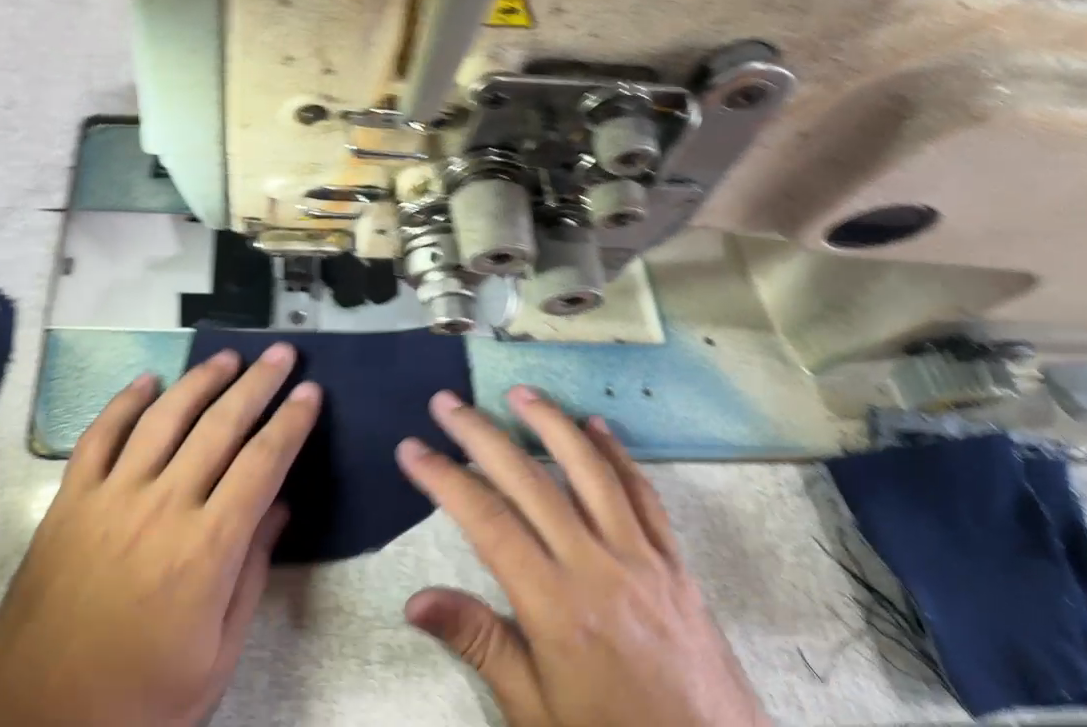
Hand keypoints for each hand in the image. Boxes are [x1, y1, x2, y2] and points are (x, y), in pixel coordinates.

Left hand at [0, 343, 320, 726]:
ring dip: (200, 381)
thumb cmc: (141, 696)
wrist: (37, 714)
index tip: (311, 391)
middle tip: (282, 354)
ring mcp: (110, 496)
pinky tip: (147, 380)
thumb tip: (278, 508)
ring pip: (164, 418)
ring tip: (228, 357)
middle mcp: (162, 505)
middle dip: (257, 384)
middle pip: (220, 427)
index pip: (262, 463)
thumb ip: (250, 575)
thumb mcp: (217, 656)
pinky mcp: (69, 500)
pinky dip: (124, 401)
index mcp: (206, 548)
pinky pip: (99, 435)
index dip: (291, 422)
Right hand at [396, 386, 768, 726]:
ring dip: (551, 424)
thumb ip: (479, 643)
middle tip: (446, 402)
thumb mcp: (534, 710)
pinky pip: (644, 494)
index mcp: (554, 606)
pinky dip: (617, 454)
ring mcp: (642, 558)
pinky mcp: (675, 563)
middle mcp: (597, 566)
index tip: (411, 449)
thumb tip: (415, 600)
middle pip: (530, 481)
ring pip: (591, 472)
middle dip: (482, 435)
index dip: (444, 479)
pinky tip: (596, 427)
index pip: (486, 521)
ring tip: (518, 392)